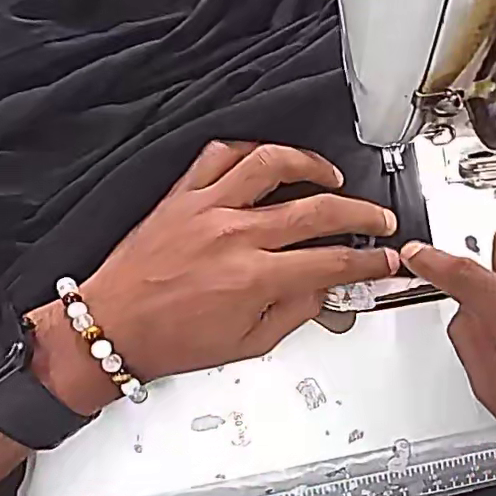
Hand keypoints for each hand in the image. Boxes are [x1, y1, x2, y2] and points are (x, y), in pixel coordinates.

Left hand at [30, 141, 398, 413]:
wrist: (112, 327)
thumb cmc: (170, 340)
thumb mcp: (247, 343)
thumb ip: (294, 311)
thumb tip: (324, 288)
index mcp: (253, 279)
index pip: (332, 261)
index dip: (369, 262)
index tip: (383, 260)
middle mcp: (234, 236)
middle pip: (318, 209)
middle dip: (362, 214)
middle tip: (377, 220)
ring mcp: (207, 209)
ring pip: (272, 164)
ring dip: (312, 165)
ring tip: (330, 177)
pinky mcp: (182, 196)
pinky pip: (220, 155)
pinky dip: (250, 152)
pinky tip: (267, 162)